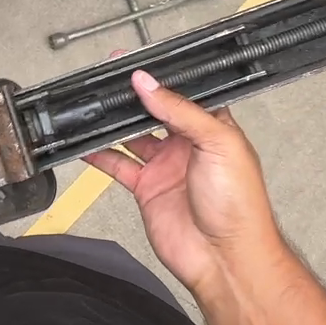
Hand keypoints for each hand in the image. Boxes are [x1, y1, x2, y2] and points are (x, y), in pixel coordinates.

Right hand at [84, 70, 289, 299]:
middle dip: (131, 97)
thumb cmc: (240, 205)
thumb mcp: (216, 143)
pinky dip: (99, 155)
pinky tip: (85, 144)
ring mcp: (165, 166)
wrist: (225, 259)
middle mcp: (186, 144)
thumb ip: (180, 110)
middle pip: (152, 112)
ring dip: (113, 123)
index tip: (134, 65)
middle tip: (108, 81)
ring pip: (131, 136)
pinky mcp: (147, 188)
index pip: (180, 94)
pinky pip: (118, 165)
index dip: (159, 79)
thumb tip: (149, 84)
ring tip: (94, 107)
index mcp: (210, 127)